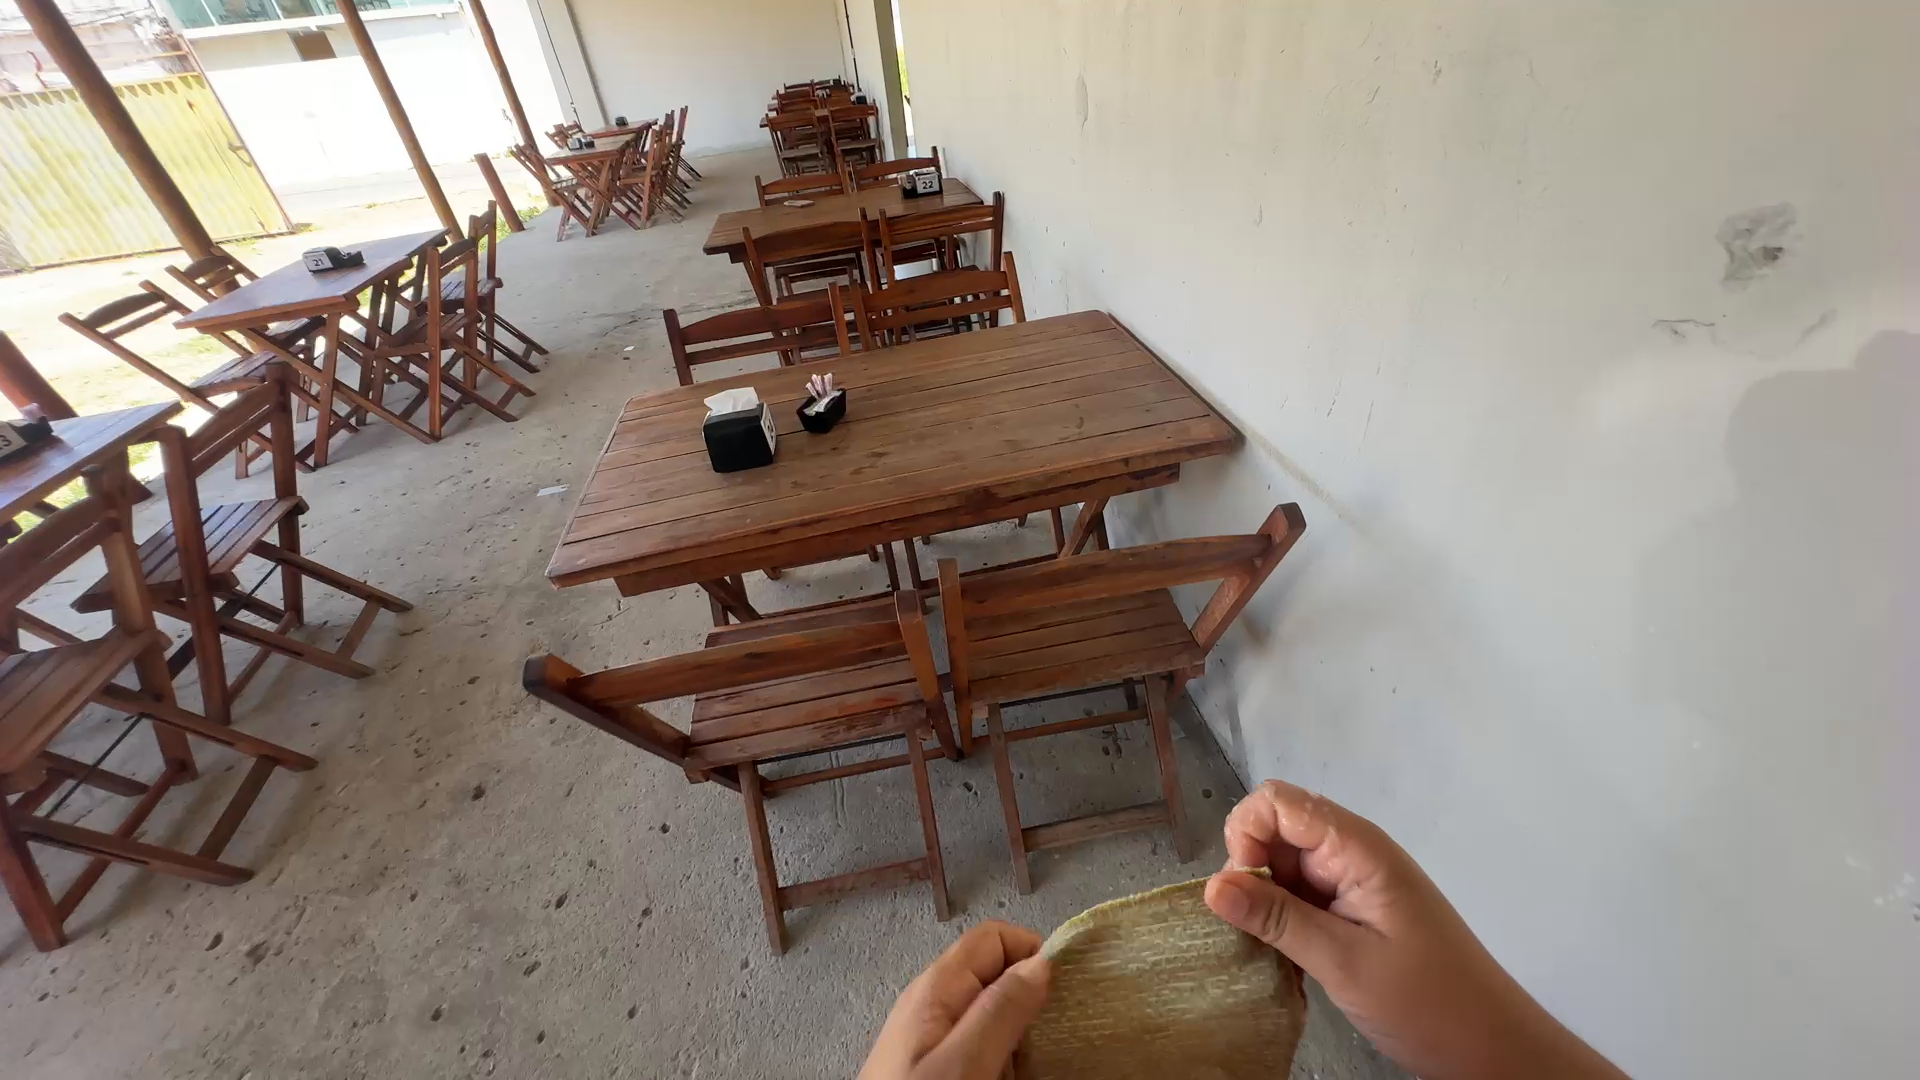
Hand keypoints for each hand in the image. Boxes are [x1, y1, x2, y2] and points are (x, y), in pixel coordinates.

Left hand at [859, 920, 1051, 1079]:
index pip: (994, 939)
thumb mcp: (964, 1063)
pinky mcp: (933, 1069)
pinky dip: (999, 1060)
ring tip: (1030, 1069)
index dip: (1031, 954)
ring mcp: (931, 1037)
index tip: (1062, 995)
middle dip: (1027, 1001)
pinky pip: (978, 1048)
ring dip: (1016, 1037)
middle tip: (1051, 1040)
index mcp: (938, 986)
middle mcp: (933, 1002)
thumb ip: (1001, 1009)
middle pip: (993, 975)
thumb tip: (1040, 963)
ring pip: (989, 1015)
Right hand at [1204, 780, 1627, 1079]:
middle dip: (1250, 865)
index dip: (1247, 833)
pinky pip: (1297, 887)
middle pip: (1274, 825)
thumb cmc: (1430, 1004)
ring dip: (1264, 893)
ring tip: (1272, 941)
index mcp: (1356, 846)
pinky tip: (1287, 948)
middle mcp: (1351, 849)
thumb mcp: (1345, 963)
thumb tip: (1210, 886)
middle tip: (1255, 920)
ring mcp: (1351, 876)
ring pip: (1280, 858)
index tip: (1244, 887)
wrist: (1500, 1053)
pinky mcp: (1351, 903)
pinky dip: (1281, 912)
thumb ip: (1277, 919)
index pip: (1277, 801)